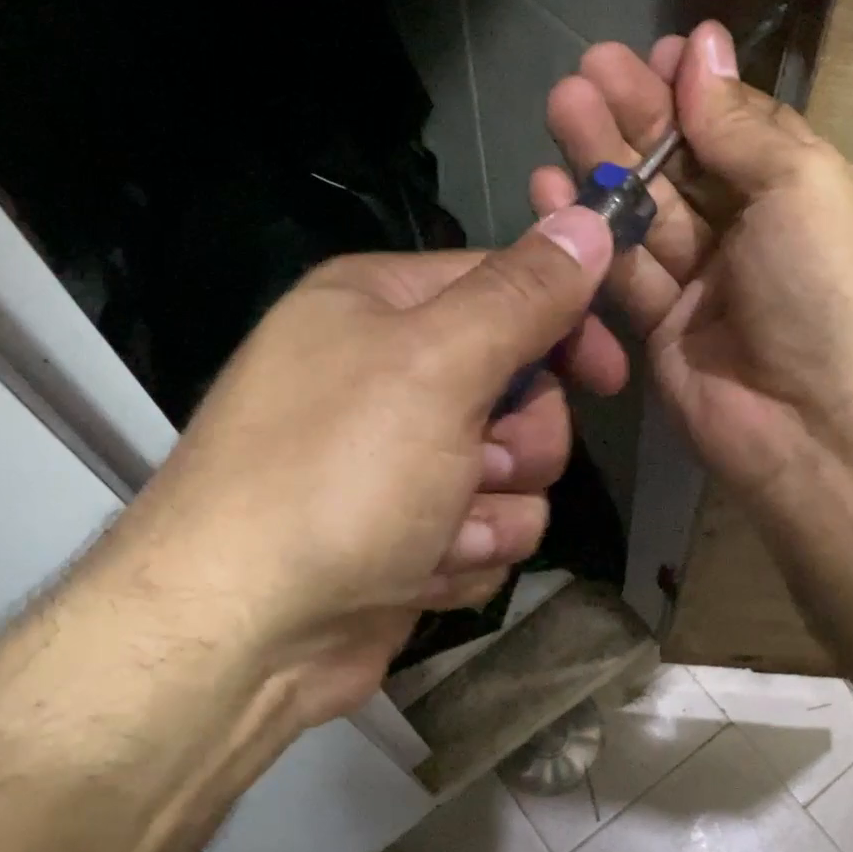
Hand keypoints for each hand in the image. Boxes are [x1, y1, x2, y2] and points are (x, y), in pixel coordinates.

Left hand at [83, 208, 619, 722]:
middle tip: (482, 466)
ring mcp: (398, 467)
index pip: (507, 291)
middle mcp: (389, 380)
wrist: (246, 631)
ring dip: (491, 515)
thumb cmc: (338, 476)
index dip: (564, 329)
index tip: (606, 376)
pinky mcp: (409, 539)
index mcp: (382, 310)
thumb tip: (590, 220)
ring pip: (512, 479)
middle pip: (520, 395)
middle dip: (519, 445)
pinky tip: (415, 577)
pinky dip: (462, 559)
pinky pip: (484, 535)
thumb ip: (522, 297)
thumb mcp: (437, 365)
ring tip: (437, 537)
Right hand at [534, 21, 852, 511]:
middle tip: (586, 73)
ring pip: (649, 215)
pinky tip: (554, 190)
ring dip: (606, 164)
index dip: (699, 94)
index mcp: (808, 198)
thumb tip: (704, 50)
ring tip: (561, 107)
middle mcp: (758, 239)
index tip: (655, 56)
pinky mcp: (666, 333)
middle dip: (638, 119)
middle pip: (687, 168)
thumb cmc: (828, 298)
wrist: (815, 434)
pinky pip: (626, 272)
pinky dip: (594, 234)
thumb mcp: (806, 189)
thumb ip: (745, 127)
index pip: (744, 130)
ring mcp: (709, 289)